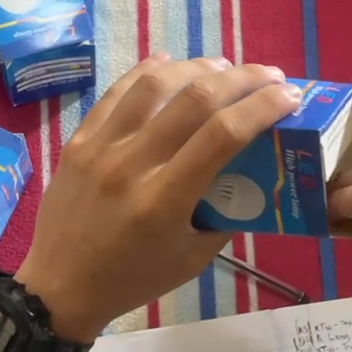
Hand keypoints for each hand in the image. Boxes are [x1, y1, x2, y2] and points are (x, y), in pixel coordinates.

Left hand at [16, 54, 299, 340]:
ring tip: (223, 67)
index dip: (262, 107)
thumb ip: (224, 214)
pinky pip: (116, 94)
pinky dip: (147, 72)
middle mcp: (132, 165)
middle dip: (242, 79)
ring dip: (197, 67)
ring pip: (154, 85)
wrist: (61, 288)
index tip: (289, 96)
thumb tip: (252, 173)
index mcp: (164, 201)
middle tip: (268, 76)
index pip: (222, 135)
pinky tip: (169, 64)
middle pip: (195, 100)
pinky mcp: (78, 142)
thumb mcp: (192, 259)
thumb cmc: (133, 279)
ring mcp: (100, 149)